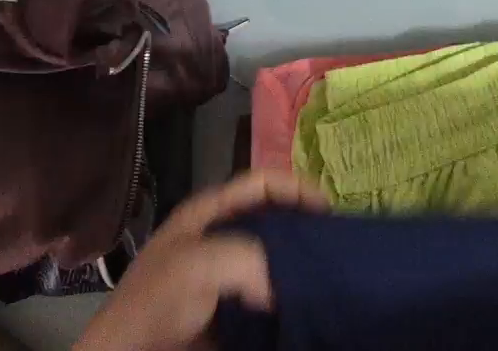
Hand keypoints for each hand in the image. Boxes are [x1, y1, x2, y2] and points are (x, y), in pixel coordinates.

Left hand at [74, 170, 327, 350]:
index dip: (296, 188)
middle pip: (271, 220)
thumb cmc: (158, 301)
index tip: (330, 210)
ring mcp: (223, 277)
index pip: (261, 183)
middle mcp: (219, 237)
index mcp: (209, 213)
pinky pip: (268, 301)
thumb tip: (286, 285)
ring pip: (273, 261)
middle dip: (304, 229)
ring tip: (332, 278)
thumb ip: (249, 259)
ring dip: (299, 268)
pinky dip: (289, 303)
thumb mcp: (200, 265)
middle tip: (339, 246)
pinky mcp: (229, 314)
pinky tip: (309, 310)